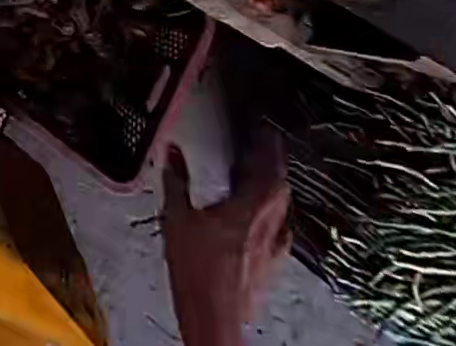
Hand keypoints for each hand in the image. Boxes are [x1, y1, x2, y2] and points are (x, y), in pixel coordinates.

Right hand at [161, 133, 290, 345]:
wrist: (212, 320)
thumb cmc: (195, 270)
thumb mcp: (176, 217)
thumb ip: (176, 180)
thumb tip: (173, 151)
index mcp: (248, 211)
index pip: (270, 173)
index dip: (271, 151)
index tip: (268, 134)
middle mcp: (267, 230)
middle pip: (280, 192)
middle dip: (273, 169)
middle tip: (264, 153)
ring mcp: (271, 252)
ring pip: (282, 213)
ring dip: (274, 193)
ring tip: (262, 181)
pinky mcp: (268, 270)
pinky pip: (278, 234)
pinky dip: (271, 217)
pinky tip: (260, 222)